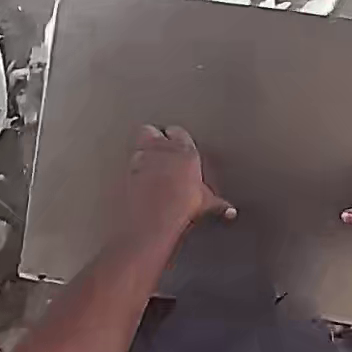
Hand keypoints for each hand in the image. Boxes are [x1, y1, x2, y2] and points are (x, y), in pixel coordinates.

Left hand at [124, 125, 234, 240]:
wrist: (153, 221)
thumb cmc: (181, 207)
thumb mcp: (204, 205)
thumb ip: (216, 203)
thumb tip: (228, 210)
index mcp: (184, 151)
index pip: (178, 132)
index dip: (177, 139)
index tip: (179, 148)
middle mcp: (161, 148)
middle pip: (152, 130)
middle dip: (153, 137)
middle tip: (159, 149)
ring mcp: (140, 157)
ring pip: (137, 142)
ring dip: (141, 150)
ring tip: (145, 162)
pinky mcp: (123, 170)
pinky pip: (125, 162)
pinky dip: (129, 168)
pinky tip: (132, 178)